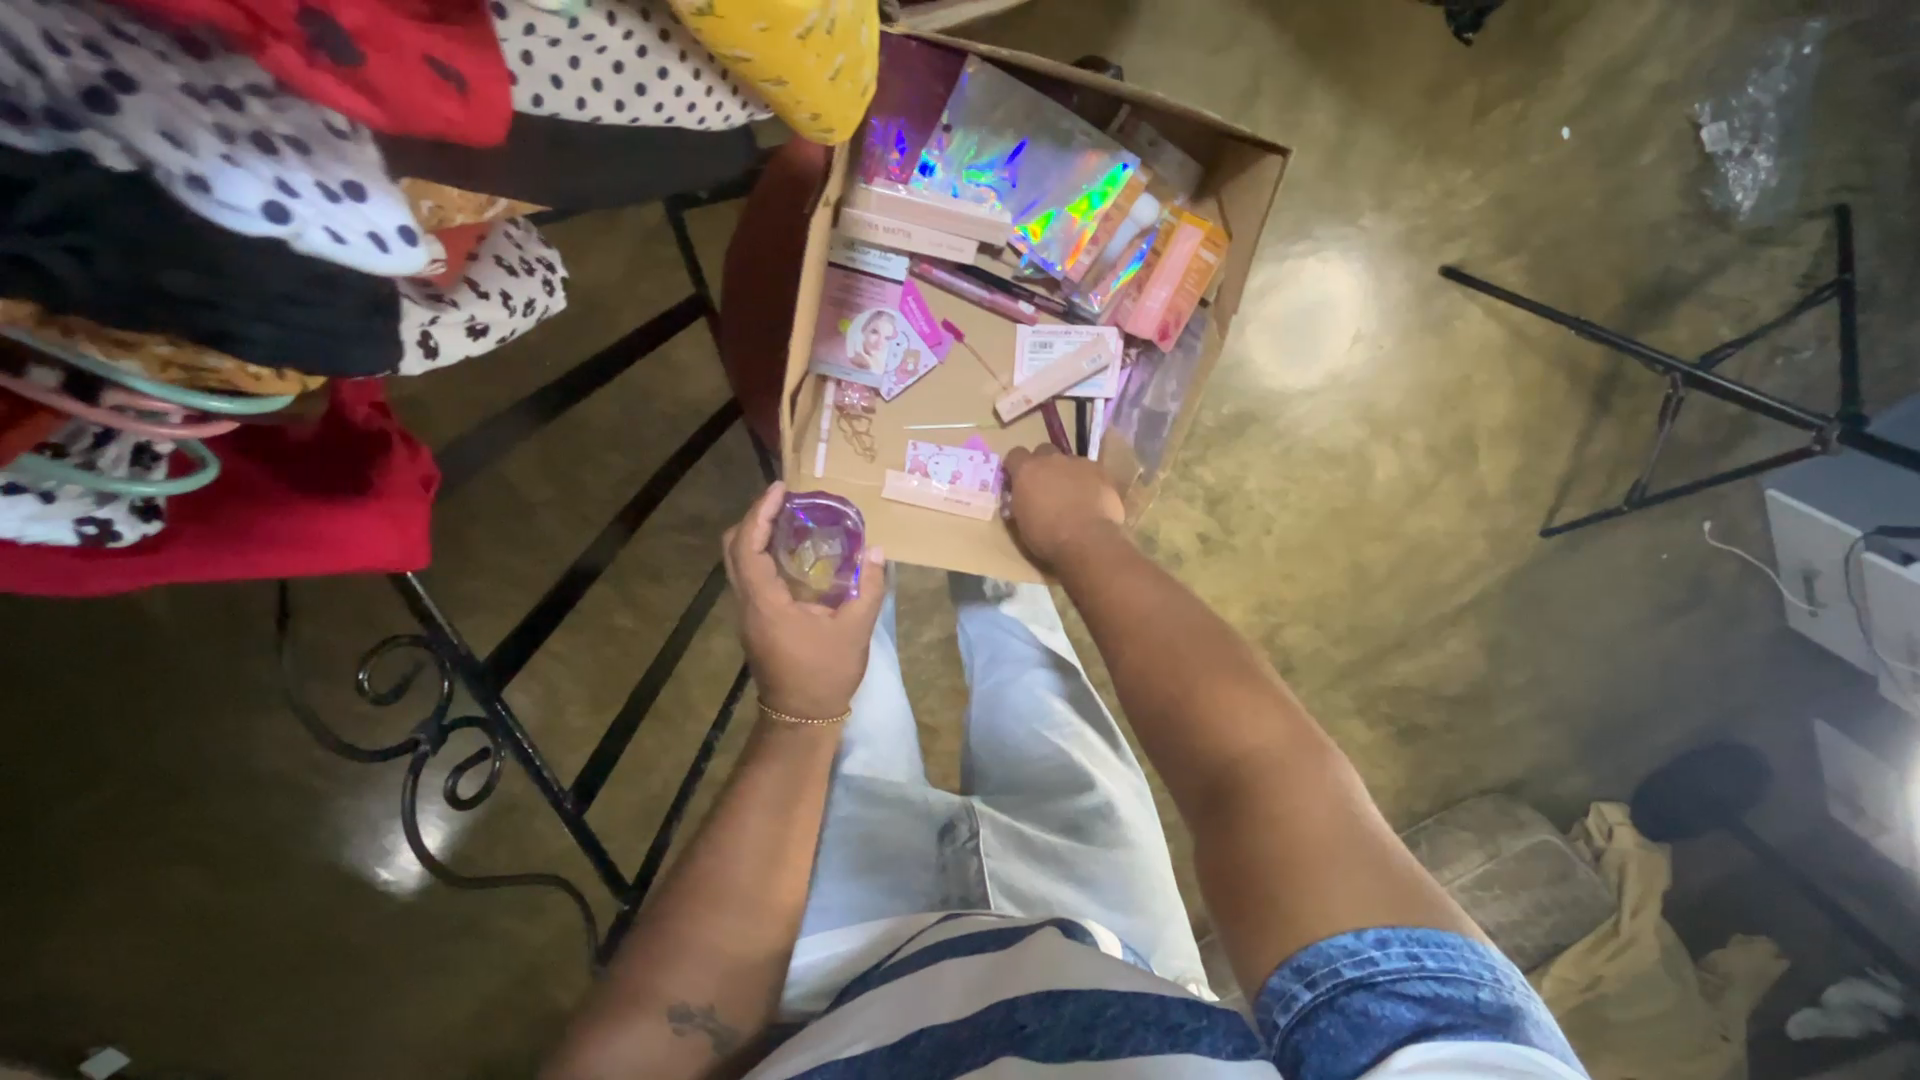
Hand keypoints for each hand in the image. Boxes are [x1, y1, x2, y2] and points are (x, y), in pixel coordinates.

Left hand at [722, 481, 886, 720]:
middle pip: (733, 548)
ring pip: (737, 562)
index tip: (781, 489)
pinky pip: (749, 576)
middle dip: (754, 518)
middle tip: (785, 501)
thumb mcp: (855, 630)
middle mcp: (747, 603)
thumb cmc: (825, 674)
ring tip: (790, 520)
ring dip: (756, 535)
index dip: (760, 512)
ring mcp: (747, 613)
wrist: (801, 717)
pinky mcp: (755, 621)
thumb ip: (869, 588)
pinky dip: (763, 555)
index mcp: (765, 602)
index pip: (748, 545)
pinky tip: (793, 553)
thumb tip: (877, 550)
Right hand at [1002, 444, 1126, 571]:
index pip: (1015, 455)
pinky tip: (1092, 500)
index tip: (1018, 481)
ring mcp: (1078, 462)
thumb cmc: (1047, 537)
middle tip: (1046, 486)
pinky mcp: (1101, 471)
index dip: (1016, 467)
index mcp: (1026, 471)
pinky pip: (1091, 471)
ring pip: (1069, 461)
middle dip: (1043, 465)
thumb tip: (1023, 499)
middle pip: (1044, 451)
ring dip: (1068, 474)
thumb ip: (1020, 502)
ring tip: (1074, 497)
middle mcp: (1051, 459)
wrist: (1087, 541)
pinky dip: (1089, 481)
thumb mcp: (1021, 523)